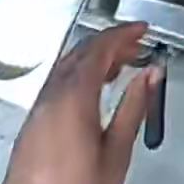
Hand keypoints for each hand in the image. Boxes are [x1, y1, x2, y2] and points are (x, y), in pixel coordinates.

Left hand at [2, 23, 159, 183]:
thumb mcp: (116, 152)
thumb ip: (135, 107)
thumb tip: (151, 75)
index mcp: (74, 94)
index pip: (101, 46)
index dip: (124, 33)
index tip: (142, 30)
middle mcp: (52, 94)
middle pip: (83, 51)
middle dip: (111, 43)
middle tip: (136, 46)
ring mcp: (38, 108)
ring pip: (68, 65)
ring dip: (95, 58)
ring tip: (120, 65)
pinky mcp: (32, 124)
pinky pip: (57, 82)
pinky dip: (79, 74)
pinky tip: (94, 90)